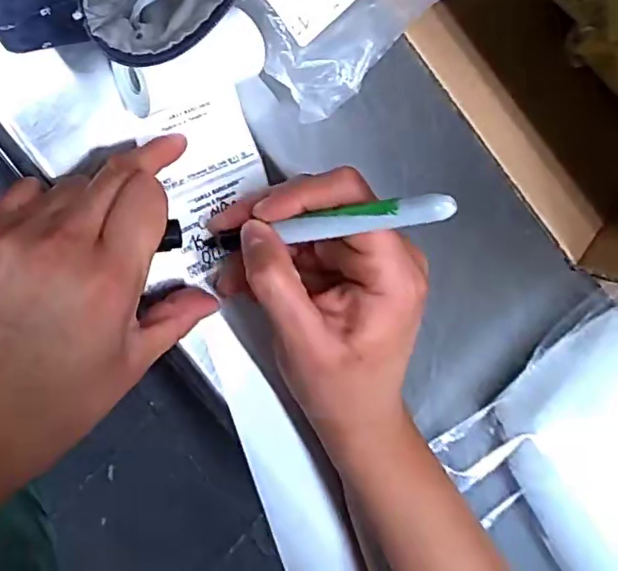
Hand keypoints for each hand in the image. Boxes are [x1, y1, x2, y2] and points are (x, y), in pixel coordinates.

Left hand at [0, 136, 218, 484]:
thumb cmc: (64, 396)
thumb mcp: (131, 362)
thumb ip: (174, 317)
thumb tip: (209, 295)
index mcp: (110, 276)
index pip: (146, 191)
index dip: (161, 178)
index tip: (172, 159)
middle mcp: (66, 244)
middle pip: (113, 173)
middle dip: (138, 166)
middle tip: (152, 163)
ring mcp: (22, 234)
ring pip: (73, 181)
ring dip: (92, 191)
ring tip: (94, 225)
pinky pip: (29, 188)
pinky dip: (47, 197)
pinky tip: (52, 226)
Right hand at [211, 167, 428, 449]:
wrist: (357, 422)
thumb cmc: (343, 393)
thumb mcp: (303, 341)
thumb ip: (275, 282)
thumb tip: (251, 229)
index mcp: (393, 268)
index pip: (352, 199)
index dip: (302, 196)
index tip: (259, 214)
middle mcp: (382, 249)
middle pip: (322, 201)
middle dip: (269, 213)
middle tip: (225, 227)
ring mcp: (359, 253)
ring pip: (302, 217)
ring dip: (260, 236)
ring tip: (226, 263)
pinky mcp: (338, 261)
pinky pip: (296, 240)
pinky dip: (265, 253)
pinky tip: (239, 274)